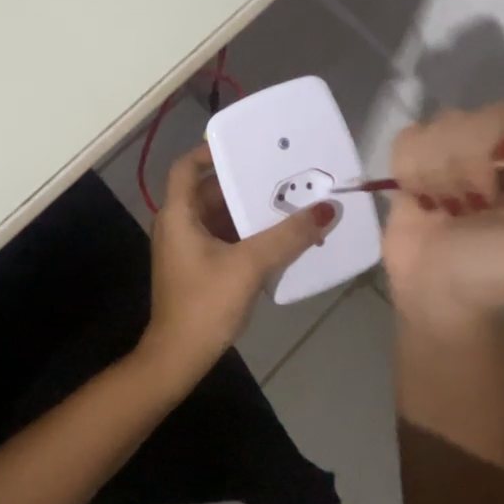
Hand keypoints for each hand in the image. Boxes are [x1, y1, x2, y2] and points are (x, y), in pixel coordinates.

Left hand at [141, 144, 337, 374]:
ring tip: (289, 203)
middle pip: (209, 192)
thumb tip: (327, 209)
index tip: (246, 148)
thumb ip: (288, 236)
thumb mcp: (250, 265)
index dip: (210, 152)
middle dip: (244, 184)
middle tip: (283, 176)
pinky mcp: (196, 268)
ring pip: (218, 217)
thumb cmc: (205, 303)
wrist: (178, 356)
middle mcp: (176, 225)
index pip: (186, 167)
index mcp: (177, 214)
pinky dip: (245, 235)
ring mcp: (185, 248)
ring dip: (249, 212)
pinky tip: (278, 239)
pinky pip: (222, 239)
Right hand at [381, 92, 503, 323]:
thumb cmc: (502, 275)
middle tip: (474, 201)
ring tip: (448, 206)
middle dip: (476, 158)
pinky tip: (424, 198)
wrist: (434, 296)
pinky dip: (412, 170)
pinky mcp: (421, 155)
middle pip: (496, 111)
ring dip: (442, 171)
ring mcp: (466, 149)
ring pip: (449, 121)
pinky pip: (413, 135)